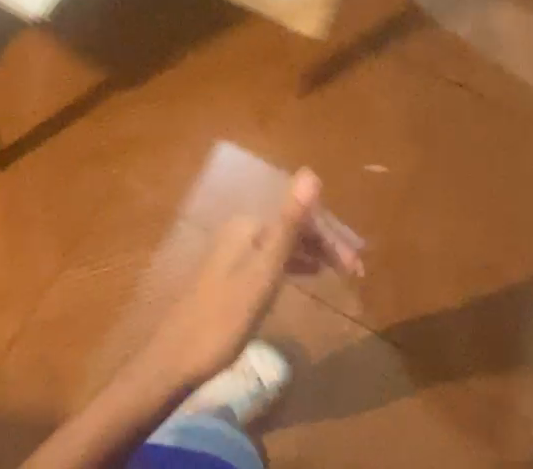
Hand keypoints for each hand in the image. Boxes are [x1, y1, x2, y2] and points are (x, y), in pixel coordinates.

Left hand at [140, 169, 362, 384]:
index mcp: (249, 224)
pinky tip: (309, 274)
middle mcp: (241, 229)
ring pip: (284, 243)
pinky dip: (296, 264)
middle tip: (355, 271)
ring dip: (314, 254)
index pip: (301, 216)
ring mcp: (234, 251)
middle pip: (293, 227)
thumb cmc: (224, 318)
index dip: (332, 236)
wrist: (175, 360)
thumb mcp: (264, 273)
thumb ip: (289, 224)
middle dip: (326, 243)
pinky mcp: (232, 274)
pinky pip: (273, 258)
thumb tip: (310, 172)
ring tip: (341, 273)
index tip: (357, 265)